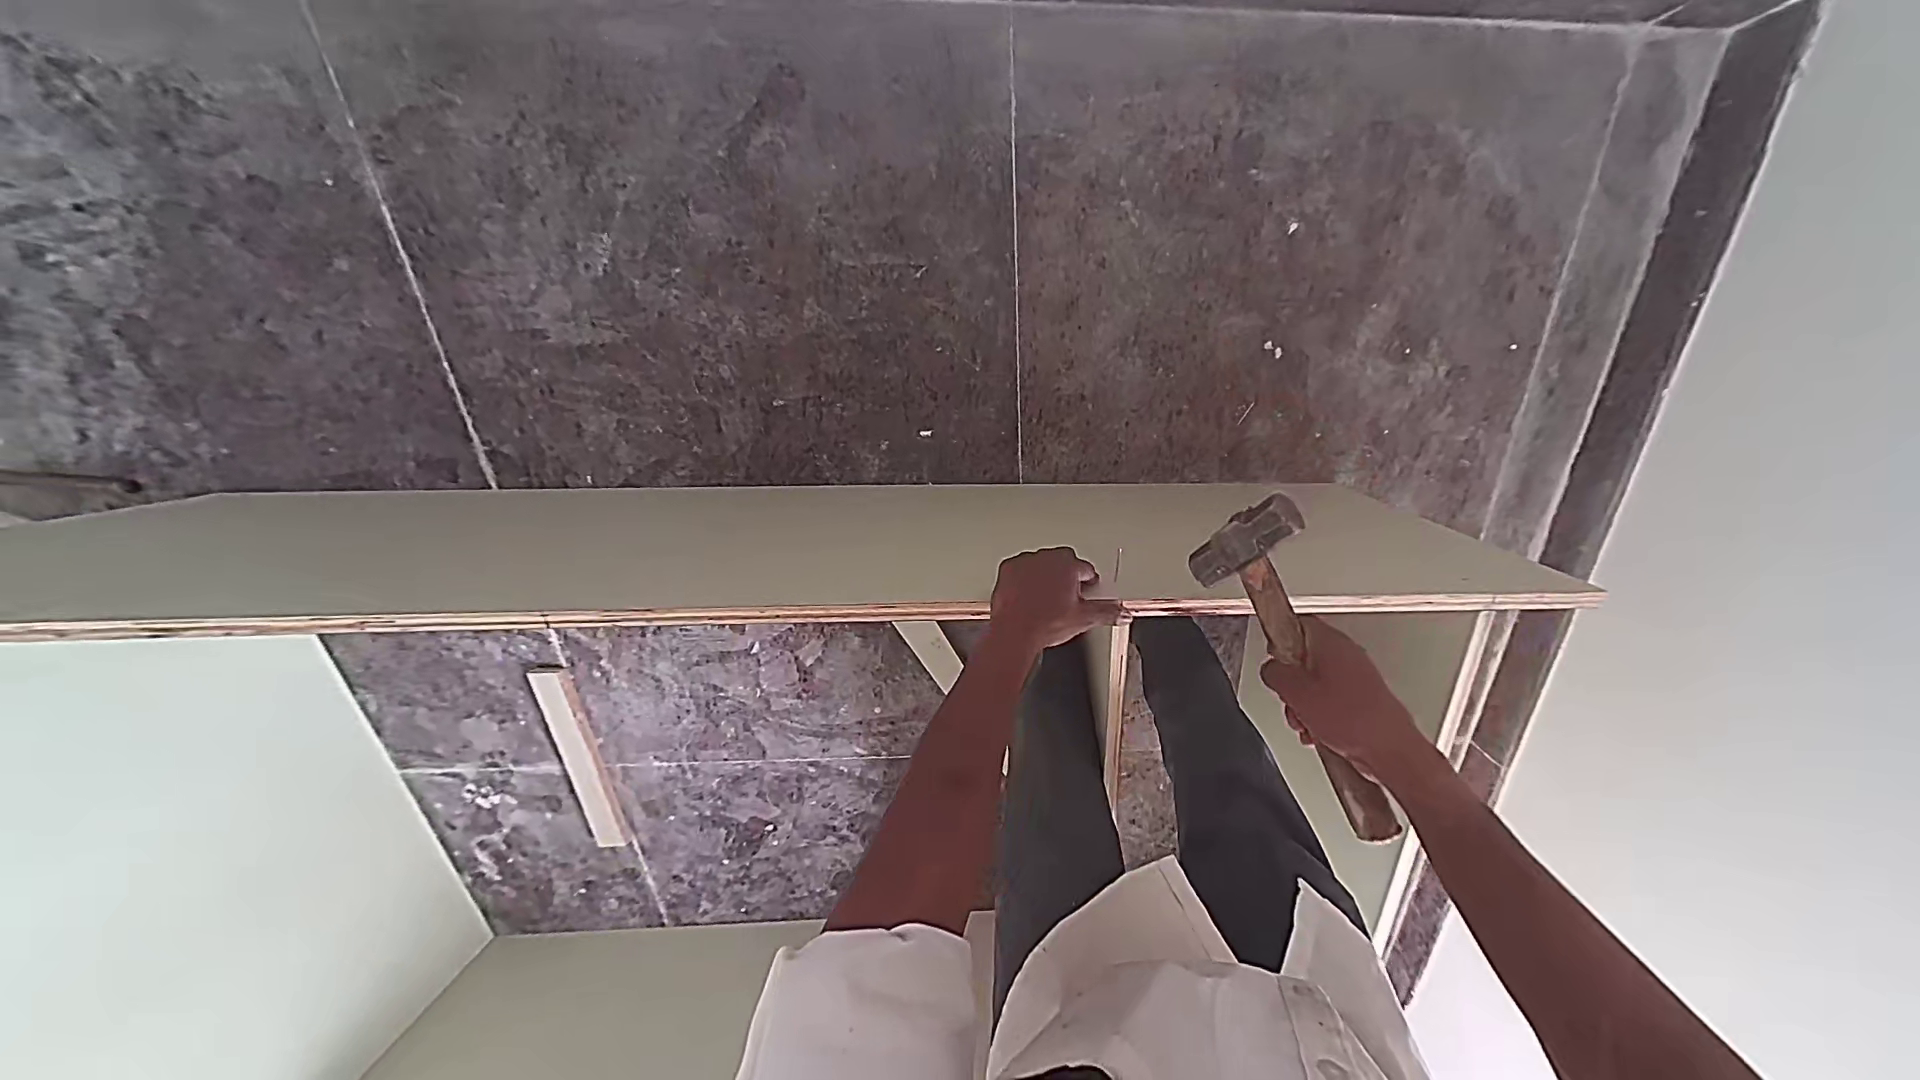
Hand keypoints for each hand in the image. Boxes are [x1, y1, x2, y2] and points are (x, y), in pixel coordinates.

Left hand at [985, 547, 1124, 653]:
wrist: (1015, 631)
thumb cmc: (1045, 623)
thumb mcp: (1083, 619)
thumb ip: (1107, 612)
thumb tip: (1122, 613)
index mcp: (1068, 565)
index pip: (1085, 568)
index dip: (1088, 580)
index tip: (1087, 588)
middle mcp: (1046, 559)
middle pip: (1063, 561)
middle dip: (1067, 574)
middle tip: (1068, 594)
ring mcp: (1025, 562)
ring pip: (1041, 563)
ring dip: (1045, 574)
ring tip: (1047, 596)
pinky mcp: (1008, 569)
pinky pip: (1020, 568)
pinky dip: (1024, 577)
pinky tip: (1028, 594)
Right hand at [1260, 616, 1439, 787]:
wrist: (1391, 753)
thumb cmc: (1355, 720)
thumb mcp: (1295, 692)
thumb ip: (1274, 672)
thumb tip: (1270, 669)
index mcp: (1331, 642)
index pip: (1296, 622)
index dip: (1277, 638)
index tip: (1272, 657)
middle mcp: (1346, 654)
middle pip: (1302, 655)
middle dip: (1290, 679)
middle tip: (1288, 695)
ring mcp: (1356, 676)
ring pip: (1314, 679)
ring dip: (1302, 700)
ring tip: (1304, 719)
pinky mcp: (1361, 697)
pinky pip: (1329, 697)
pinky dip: (1318, 712)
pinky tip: (1318, 729)